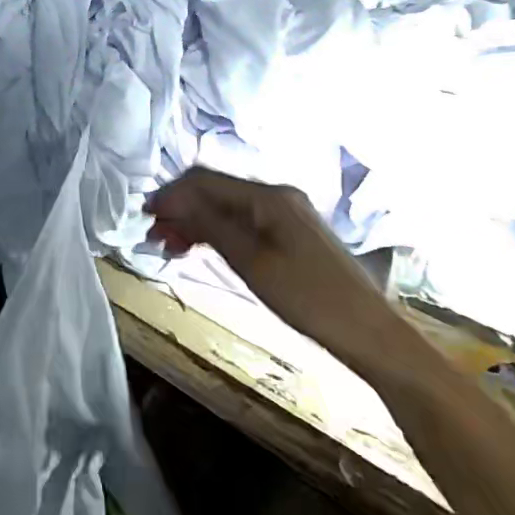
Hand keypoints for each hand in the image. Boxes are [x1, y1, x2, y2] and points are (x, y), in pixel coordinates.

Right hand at [143, 167, 417, 373]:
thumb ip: (209, 224)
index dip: (171, 195)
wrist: (371, 334)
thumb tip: (171, 199)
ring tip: (171, 247)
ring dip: (194, 222)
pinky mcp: (289, 233)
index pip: (204, 180)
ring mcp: (285, 214)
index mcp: (268, 197)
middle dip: (179, 209)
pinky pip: (241, 221)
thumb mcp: (250, 261)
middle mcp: (276, 196)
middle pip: (214, 191)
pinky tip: (199, 249)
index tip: (144, 217)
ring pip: (225, 207)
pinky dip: (215, 232)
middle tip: (153, 236)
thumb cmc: (308, 299)